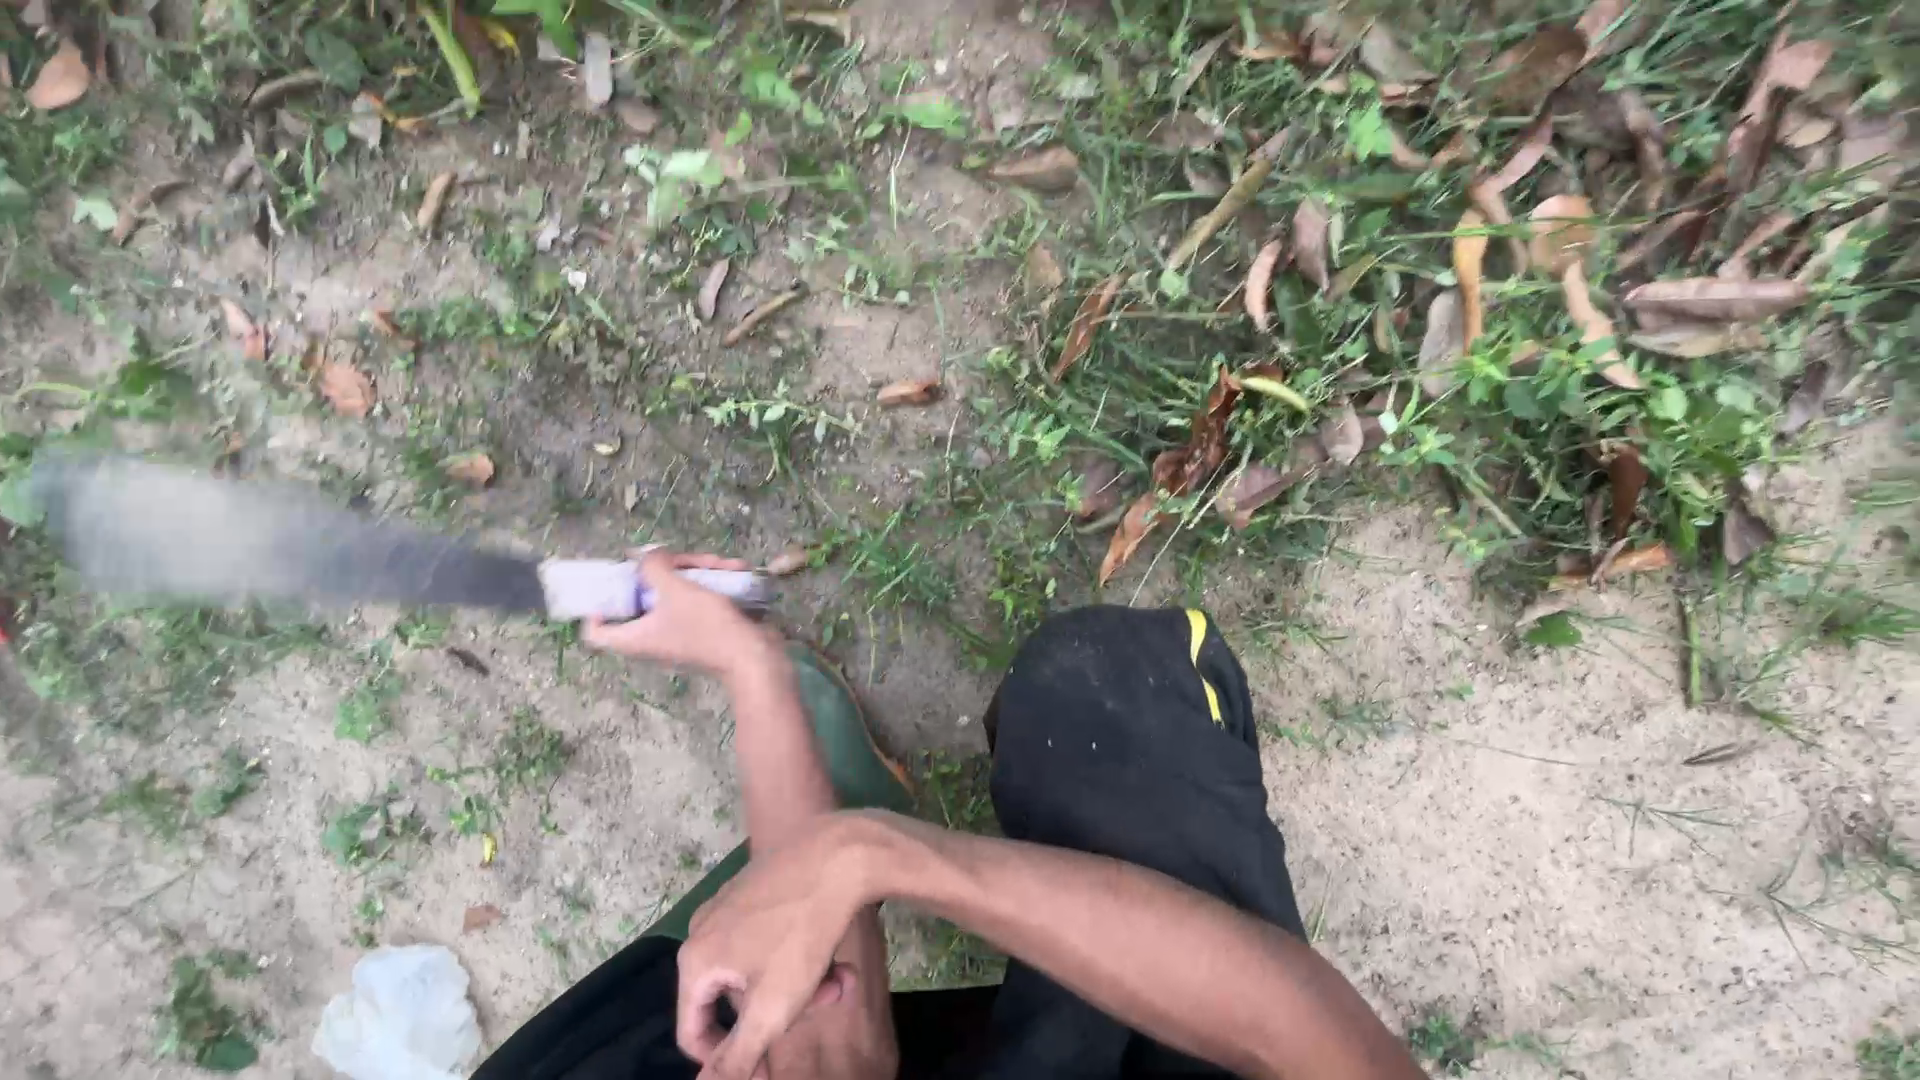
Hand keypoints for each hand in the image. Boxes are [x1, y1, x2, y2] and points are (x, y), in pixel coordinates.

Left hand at [580, 550, 776, 679]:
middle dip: (666, 572)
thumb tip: (644, 556)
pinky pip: (698, 602)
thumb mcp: (675, 589)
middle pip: (643, 599)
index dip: (597, 608)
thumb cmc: (706, 627)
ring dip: (698, 572)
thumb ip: (653, 567)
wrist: (751, 656)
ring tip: (722, 562)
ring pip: (676, 595)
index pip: (595, 632)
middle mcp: (652, 639)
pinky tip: (735, 569)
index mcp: (634, 638)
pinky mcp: (703, 631)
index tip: (614, 583)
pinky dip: (712, 585)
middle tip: (683, 558)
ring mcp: (679, 635)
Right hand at [676, 814, 891, 1078]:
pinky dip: (800, 951)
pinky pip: (770, 936)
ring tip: (843, 978)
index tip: (769, 1060)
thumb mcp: (772, 1006)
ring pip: (760, 966)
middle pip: (735, 996)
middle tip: (827, 1001)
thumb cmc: (803, 931)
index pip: (693, 1032)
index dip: (728, 1058)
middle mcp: (704, 927)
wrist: (842, 852)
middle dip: (782, 1010)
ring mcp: (732, 902)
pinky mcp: (760, 886)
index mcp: (695, 959)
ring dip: (801, 982)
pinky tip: (836, 952)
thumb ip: (736, 1056)